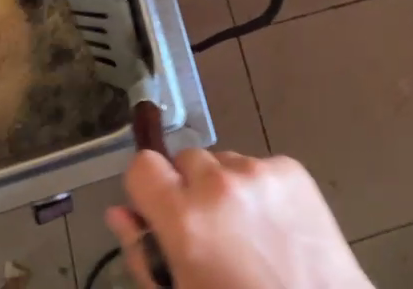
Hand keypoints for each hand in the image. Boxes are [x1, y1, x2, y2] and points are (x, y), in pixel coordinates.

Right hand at [105, 149, 372, 288]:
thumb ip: (143, 253)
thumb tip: (120, 214)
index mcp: (185, 219)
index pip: (142, 166)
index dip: (147, 189)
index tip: (157, 210)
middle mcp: (219, 184)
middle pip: (184, 160)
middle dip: (188, 189)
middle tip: (207, 231)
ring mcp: (259, 172)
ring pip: (223, 162)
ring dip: (224, 188)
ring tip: (245, 233)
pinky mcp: (291, 169)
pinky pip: (258, 167)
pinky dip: (258, 190)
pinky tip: (272, 227)